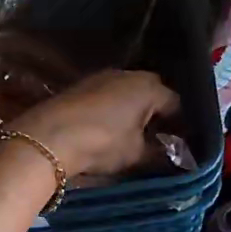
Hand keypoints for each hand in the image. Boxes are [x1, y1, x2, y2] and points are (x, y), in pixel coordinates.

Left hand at [7, 70, 179, 178]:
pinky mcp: (78, 88)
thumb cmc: (102, 142)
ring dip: (131, 113)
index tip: (182, 144)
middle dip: (156, 116)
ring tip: (132, 138)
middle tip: (158, 141)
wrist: (48, 137)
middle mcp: (127, 74)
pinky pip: (105, 99)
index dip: (181, 125)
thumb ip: (159, 154)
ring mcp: (100, 78)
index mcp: (149, 86)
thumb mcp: (136, 153)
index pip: (176, 103)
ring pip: (126, 95)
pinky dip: (111, 113)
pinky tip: (107, 131)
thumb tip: (175, 157)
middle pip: (151, 95)